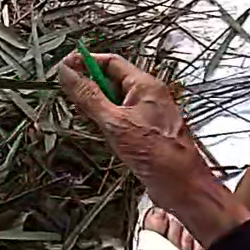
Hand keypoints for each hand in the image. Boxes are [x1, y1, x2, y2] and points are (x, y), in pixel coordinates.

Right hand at [56, 52, 249, 244]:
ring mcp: (146, 113)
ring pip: (113, 99)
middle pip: (110, 80)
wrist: (184, 188)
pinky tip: (100, 132)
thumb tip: (68, 74)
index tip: (65, 67)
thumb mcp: (115, 123)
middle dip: (88, 86)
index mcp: (146, 86)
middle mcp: (148, 96)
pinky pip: (119, 117)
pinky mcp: (144, 131)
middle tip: (70, 94)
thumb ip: (88, 96)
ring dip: (95, 105)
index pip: (110, 61)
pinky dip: (105, 120)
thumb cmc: (161, 157)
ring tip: (85, 117)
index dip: (86, 61)